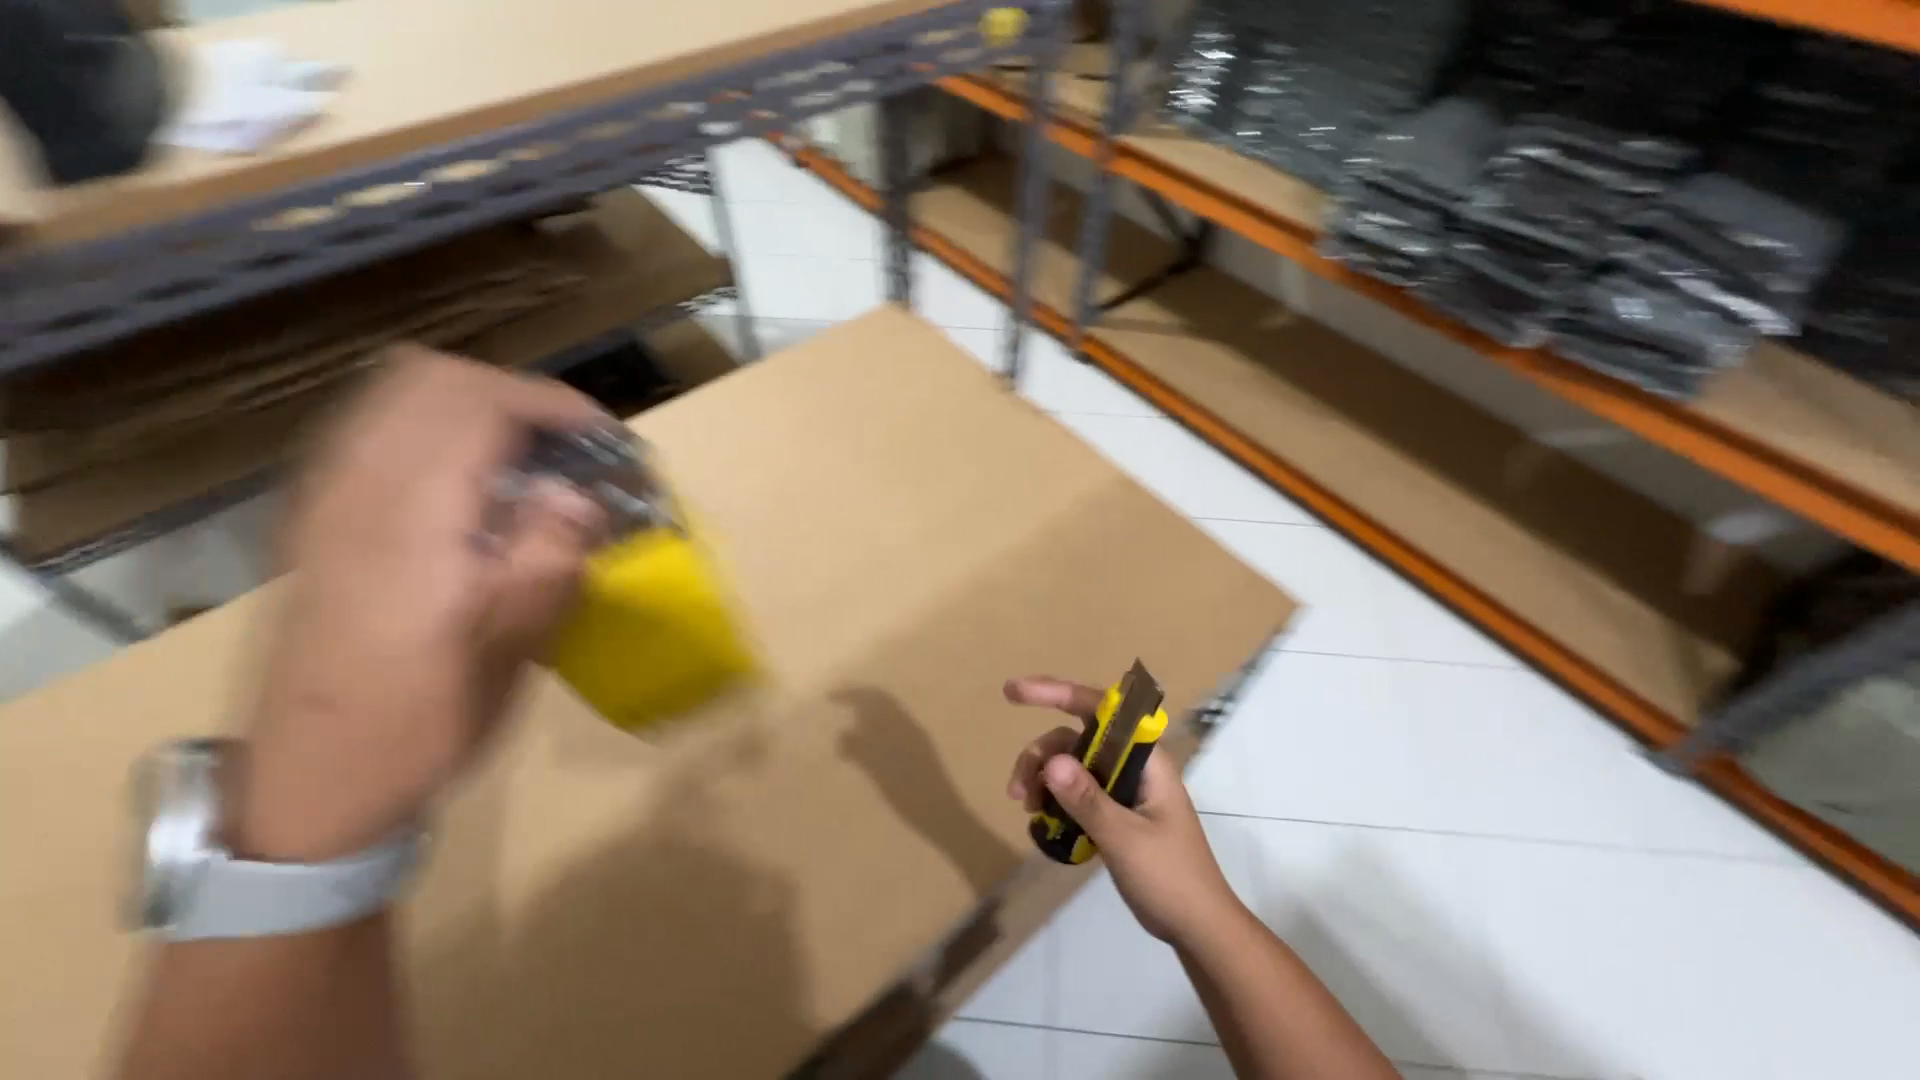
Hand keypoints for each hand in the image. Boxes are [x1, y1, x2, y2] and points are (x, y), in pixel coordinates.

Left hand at [235, 348, 612, 860]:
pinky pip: (376, 432)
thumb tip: (580, 493)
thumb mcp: (508, 649)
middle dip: (519, 399)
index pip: (481, 404)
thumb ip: (547, 555)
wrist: (311, 782)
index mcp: (408, 516)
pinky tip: (473, 486)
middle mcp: (356, 488)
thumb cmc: (423, 721)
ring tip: (532, 462)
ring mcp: (327, 499)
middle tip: (572, 451)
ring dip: (478, 410)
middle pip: (434, 379)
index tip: (609, 445)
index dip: (556, 407)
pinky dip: (437, 431)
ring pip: (399, 397)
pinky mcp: (319, 520)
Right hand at [1003, 676, 1243, 943]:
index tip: (1015, 692)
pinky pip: (1076, 792)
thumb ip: (1087, 800)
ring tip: (1028, 811)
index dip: (1056, 692)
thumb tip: (1050, 761)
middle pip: (1075, 738)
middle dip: (1040, 755)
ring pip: (1072, 765)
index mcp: (1146, 759)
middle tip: (1017, 792)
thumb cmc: (1171, 878)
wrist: (1198, 927)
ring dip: (1043, 780)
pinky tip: (1042, 825)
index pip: (1099, 708)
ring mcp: (1123, 789)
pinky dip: (1055, 802)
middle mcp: (1133, 765)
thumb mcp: (1125, 839)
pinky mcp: (1115, 813)